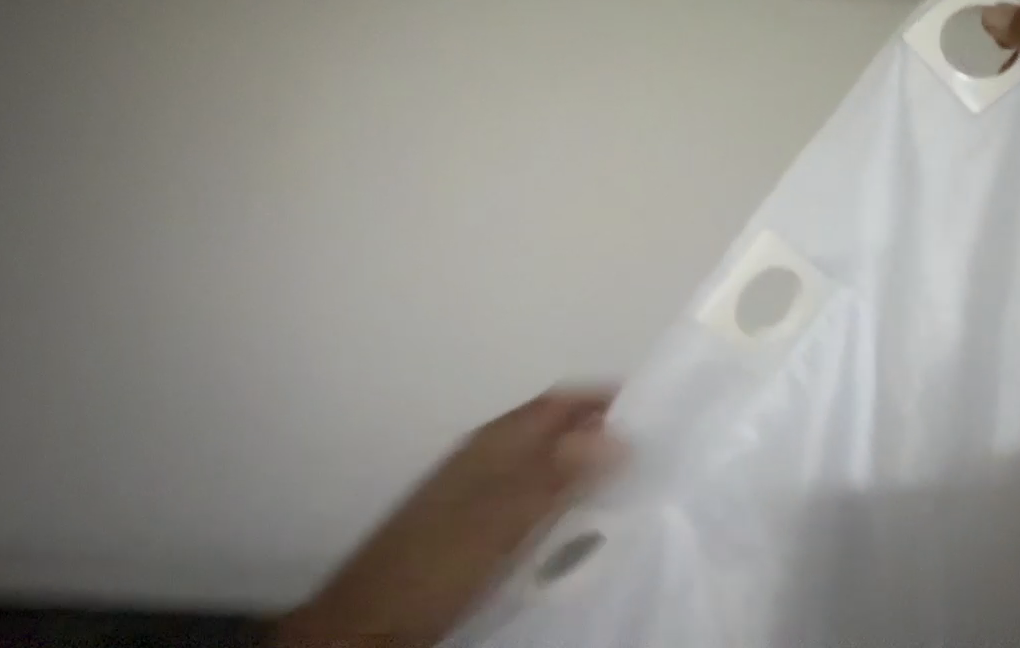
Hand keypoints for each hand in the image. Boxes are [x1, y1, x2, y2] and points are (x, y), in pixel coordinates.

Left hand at [276, 388, 623, 645]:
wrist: (367, 620)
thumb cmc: (439, 561)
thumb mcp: (504, 517)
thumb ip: (558, 474)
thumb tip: (618, 433)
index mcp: (497, 440)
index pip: (561, 401)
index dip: (603, 400)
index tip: (651, 412)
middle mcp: (488, 451)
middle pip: (555, 428)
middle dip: (598, 434)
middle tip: (647, 456)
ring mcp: (477, 484)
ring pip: (544, 459)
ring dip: (581, 465)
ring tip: (623, 488)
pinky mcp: (472, 517)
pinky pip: (530, 490)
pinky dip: (559, 494)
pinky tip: (573, 523)